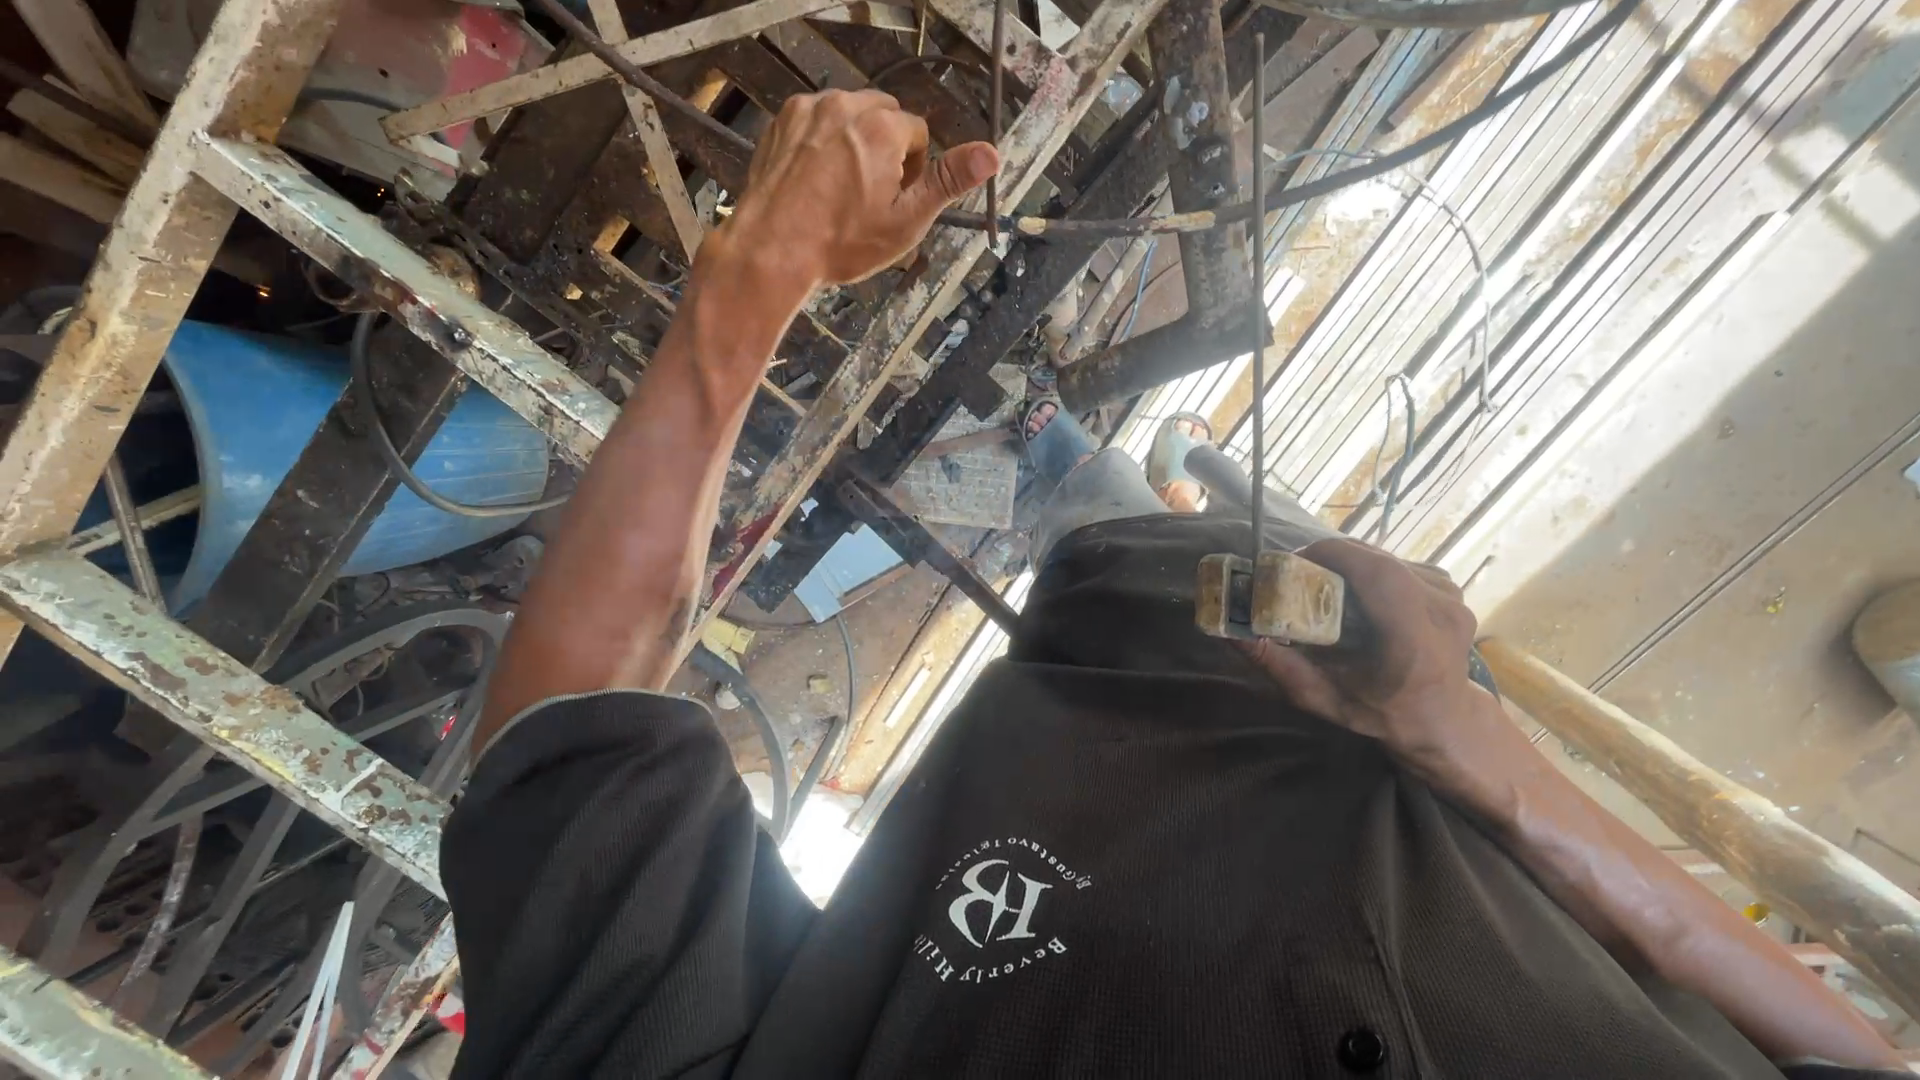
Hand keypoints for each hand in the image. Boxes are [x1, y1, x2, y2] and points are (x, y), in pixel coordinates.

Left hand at [719, 90, 998, 286]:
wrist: (773, 249)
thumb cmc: (842, 242)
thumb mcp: (906, 220)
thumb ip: (948, 182)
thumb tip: (991, 154)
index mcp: (883, 127)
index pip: (918, 134)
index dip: (912, 171)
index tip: (893, 201)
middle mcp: (846, 105)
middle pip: (884, 117)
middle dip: (885, 149)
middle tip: (868, 197)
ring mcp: (810, 110)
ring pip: (850, 116)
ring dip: (854, 143)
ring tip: (840, 191)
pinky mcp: (783, 120)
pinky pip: (817, 121)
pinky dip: (822, 143)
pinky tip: (815, 182)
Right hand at [1239, 539, 1494, 771]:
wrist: (1445, 720)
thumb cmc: (1382, 714)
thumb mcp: (1323, 699)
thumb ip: (1279, 666)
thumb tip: (1233, 634)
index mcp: (1417, 644)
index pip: (1381, 576)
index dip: (1335, 556)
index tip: (1292, 562)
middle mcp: (1442, 613)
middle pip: (1377, 561)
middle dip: (1329, 557)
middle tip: (1293, 573)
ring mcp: (1451, 596)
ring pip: (1384, 558)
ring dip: (1346, 563)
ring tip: (1320, 584)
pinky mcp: (1448, 586)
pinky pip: (1396, 562)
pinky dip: (1366, 568)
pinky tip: (1353, 591)